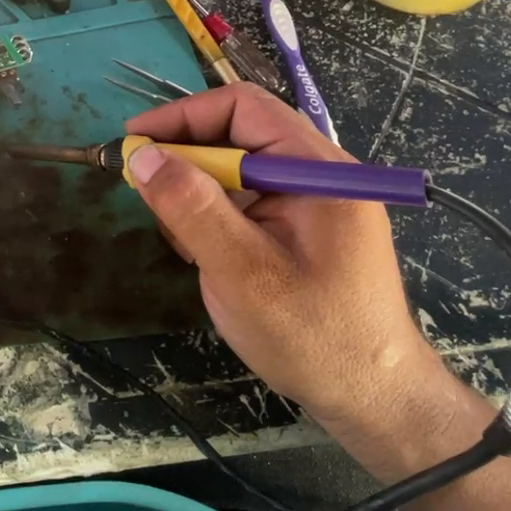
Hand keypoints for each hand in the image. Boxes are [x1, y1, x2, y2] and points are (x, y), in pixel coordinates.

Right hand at [124, 84, 441, 431]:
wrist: (374, 403)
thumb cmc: (313, 336)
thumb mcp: (242, 272)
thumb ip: (191, 208)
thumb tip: (141, 155)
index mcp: (317, 170)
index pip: (242, 107)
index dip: (182, 116)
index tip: (136, 142)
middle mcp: (315, 173)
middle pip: (234, 133)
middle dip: (183, 157)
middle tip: (144, 188)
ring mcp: (308, 200)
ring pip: (231, 166)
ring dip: (193, 191)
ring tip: (181, 238)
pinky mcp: (297, 225)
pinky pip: (241, 197)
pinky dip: (209, 214)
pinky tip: (202, 253)